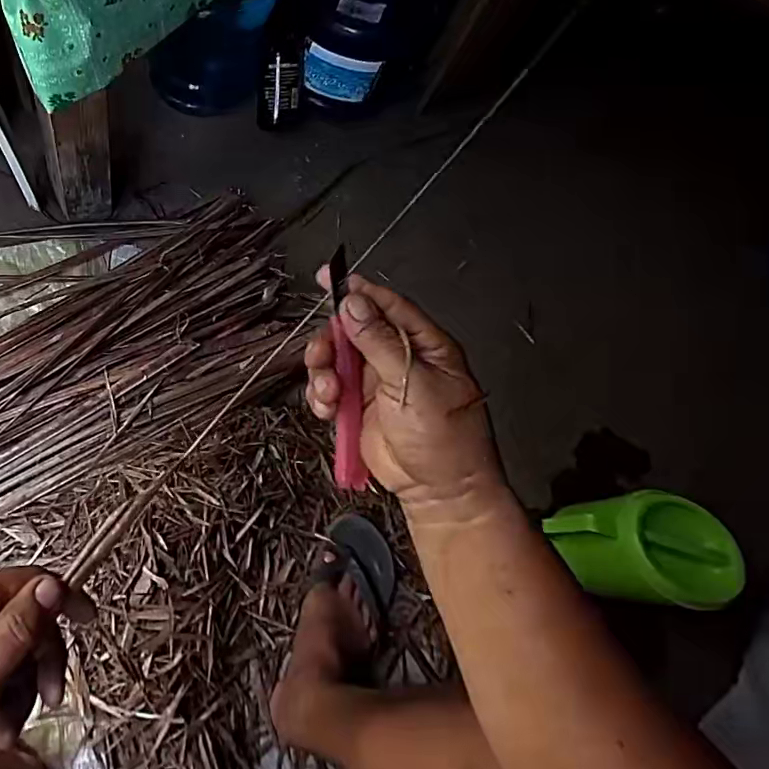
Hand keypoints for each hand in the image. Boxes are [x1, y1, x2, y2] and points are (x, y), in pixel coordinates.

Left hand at [0, 567, 94, 768]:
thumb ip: (19, 628)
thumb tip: (51, 585)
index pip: (32, 580)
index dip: (64, 600)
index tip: (88, 621)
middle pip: (29, 616)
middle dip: (42, 659)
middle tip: (49, 695)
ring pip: (18, 645)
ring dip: (24, 686)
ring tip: (8, 724)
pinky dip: (7, 694)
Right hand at [305, 269, 504, 522]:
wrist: (438, 491)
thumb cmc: (446, 439)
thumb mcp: (413, 382)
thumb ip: (378, 342)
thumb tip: (353, 305)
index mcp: (422, 344)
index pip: (386, 305)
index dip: (357, 290)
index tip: (330, 277)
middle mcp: (396, 358)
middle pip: (351, 330)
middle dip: (332, 340)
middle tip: (324, 352)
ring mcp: (375, 382)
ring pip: (335, 359)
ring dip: (324, 372)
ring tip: (330, 393)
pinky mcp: (358, 406)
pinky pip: (328, 388)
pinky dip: (322, 396)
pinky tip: (330, 408)